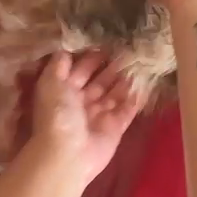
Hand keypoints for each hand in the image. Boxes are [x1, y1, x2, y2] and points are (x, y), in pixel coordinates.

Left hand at [21, 52, 140, 185]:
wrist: (68, 154)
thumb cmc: (58, 114)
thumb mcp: (50, 83)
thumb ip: (58, 65)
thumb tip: (64, 49)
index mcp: (65, 91)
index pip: (80, 70)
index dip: (91, 56)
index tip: (106, 41)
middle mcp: (82, 102)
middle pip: (100, 81)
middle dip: (111, 67)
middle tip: (128, 49)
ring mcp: (100, 115)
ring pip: (115, 93)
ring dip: (125, 79)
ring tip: (140, 61)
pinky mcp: (115, 127)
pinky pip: (128, 109)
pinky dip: (135, 98)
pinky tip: (146, 83)